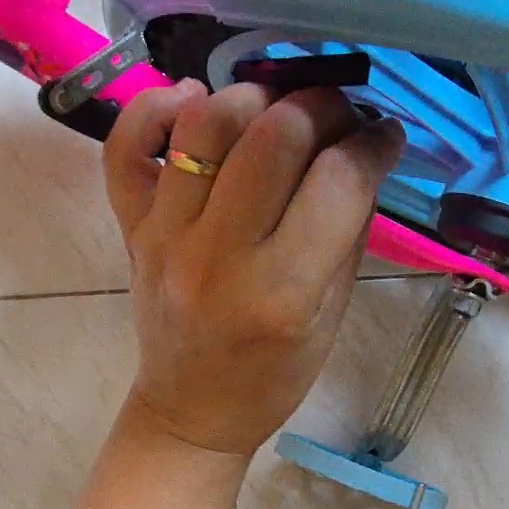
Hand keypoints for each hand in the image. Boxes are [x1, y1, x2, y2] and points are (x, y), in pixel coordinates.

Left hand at [103, 79, 406, 455]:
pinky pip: (125, 146)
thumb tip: (360, 150)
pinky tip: (193, 102)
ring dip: (251, 98)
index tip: (383, 137)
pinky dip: (156, 106)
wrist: (193, 410)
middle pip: (274, 136)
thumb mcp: (331, 316)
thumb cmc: (273, 374)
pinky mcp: (130, 229)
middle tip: (335, 121)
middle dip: (321, 108)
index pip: (338, 181)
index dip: (375, 143)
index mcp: (282, 294)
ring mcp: (166, 238)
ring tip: (273, 114)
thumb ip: (347, 231)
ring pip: (204, 123)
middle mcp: (219, 257)